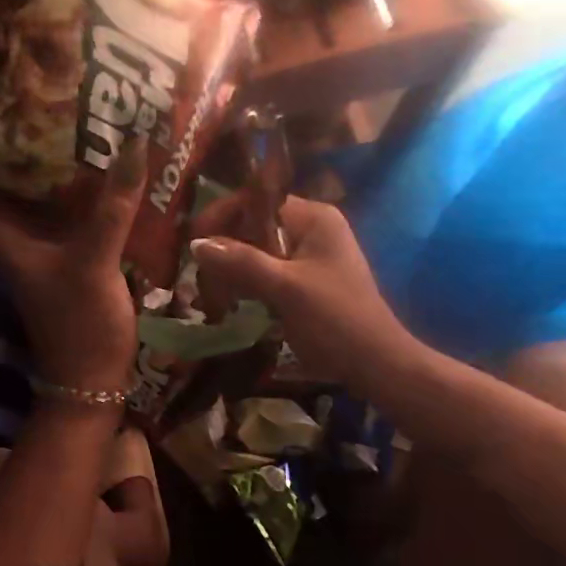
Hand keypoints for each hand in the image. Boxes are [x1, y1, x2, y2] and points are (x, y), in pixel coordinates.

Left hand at [0, 86, 139, 392]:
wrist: (91, 377)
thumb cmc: (79, 326)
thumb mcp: (92, 266)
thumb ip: (110, 208)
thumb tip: (133, 145)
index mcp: (1, 235)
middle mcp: (13, 232)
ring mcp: (41, 239)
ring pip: (23, 182)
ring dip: (26, 142)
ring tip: (40, 89)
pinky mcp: (70, 245)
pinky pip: (60, 198)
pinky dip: (67, 170)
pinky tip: (88, 142)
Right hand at [189, 197, 417, 388]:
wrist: (372, 364)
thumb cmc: (335, 319)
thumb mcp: (286, 288)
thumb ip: (242, 262)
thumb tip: (195, 243)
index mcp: (313, 219)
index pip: (258, 202)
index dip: (223, 216)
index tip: (193, 241)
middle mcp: (308, 230)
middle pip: (253, 226)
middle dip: (222, 245)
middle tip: (194, 270)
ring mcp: (304, 257)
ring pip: (253, 251)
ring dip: (228, 268)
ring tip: (203, 287)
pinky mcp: (298, 283)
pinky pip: (260, 273)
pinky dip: (241, 283)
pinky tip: (221, 300)